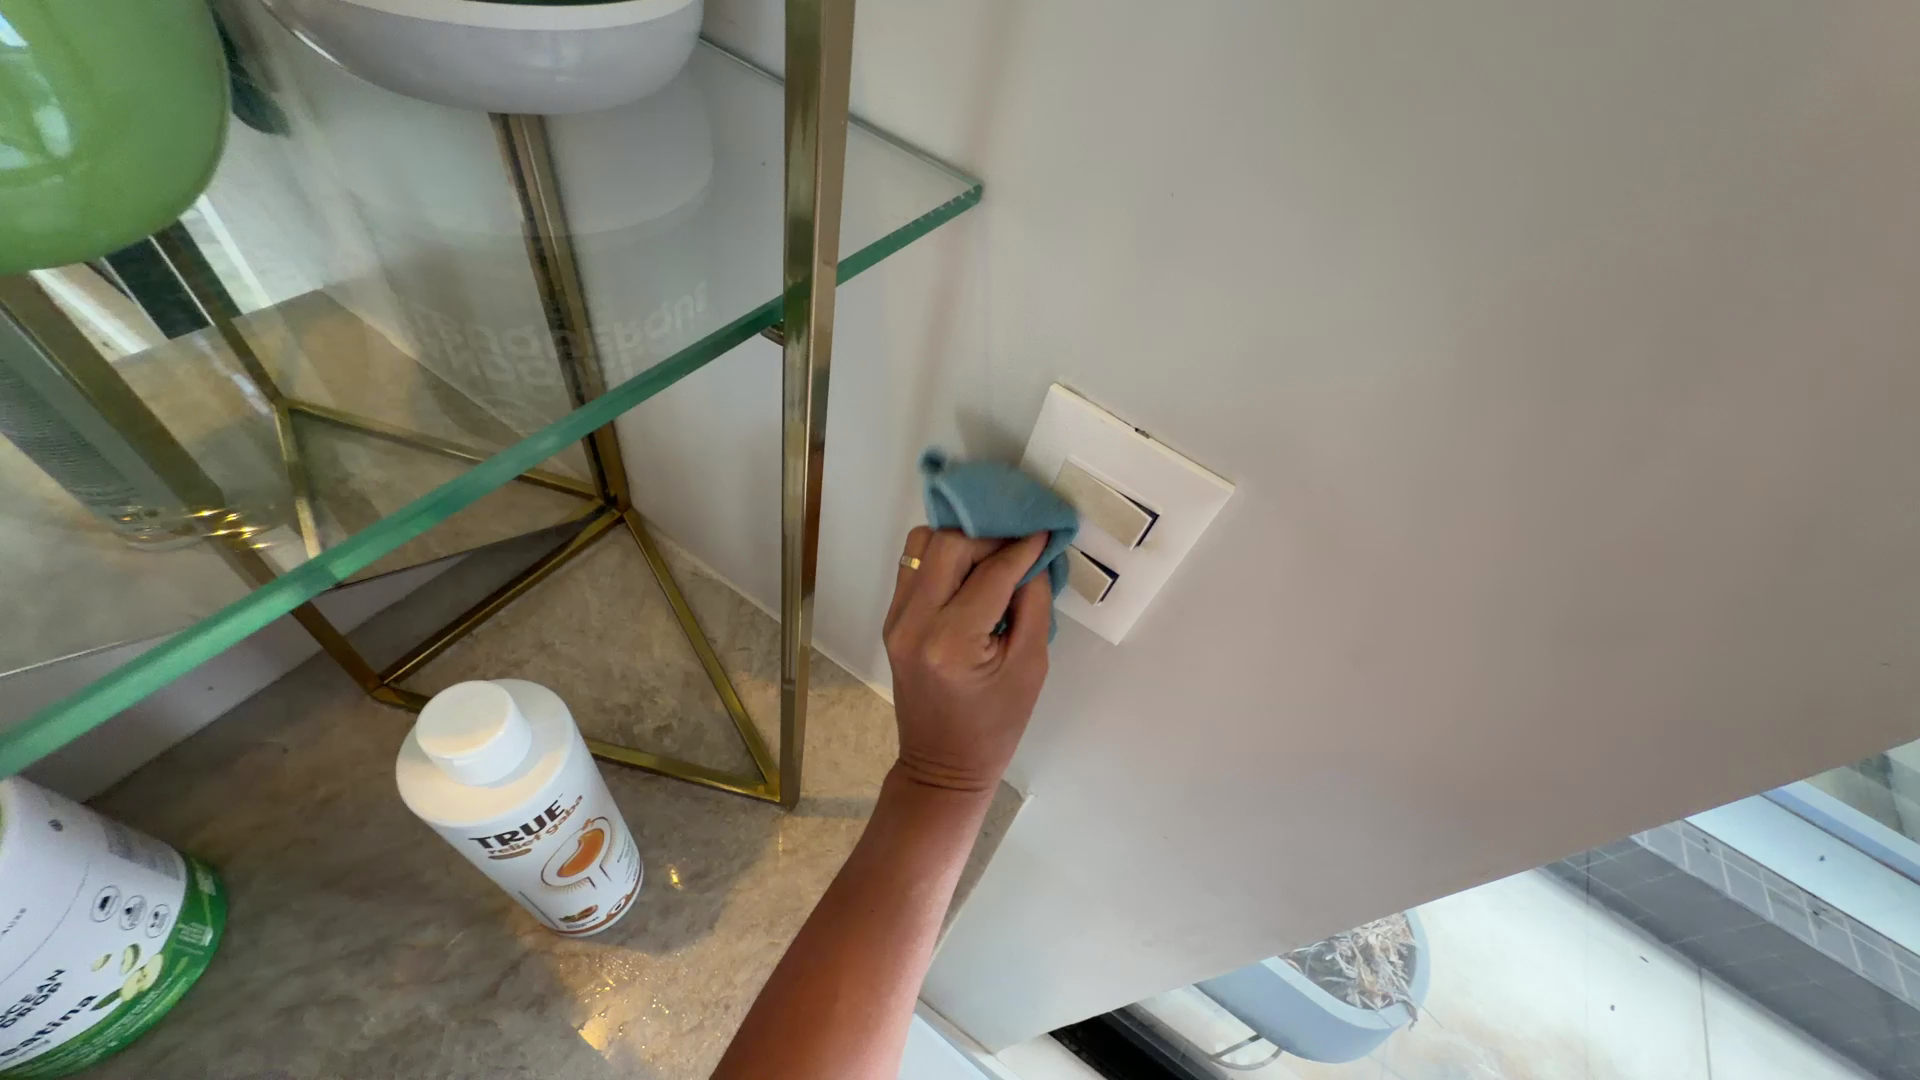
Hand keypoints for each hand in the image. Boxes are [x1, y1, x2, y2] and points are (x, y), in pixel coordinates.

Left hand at [882, 527, 1052, 794]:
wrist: (943, 766)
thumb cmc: (996, 725)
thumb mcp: (1031, 665)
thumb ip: (1032, 602)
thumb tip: (1033, 555)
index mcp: (952, 642)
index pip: (991, 572)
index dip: (1022, 547)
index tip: (1044, 530)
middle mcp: (914, 623)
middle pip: (947, 545)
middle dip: (988, 536)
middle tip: (1018, 543)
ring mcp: (895, 620)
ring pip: (922, 546)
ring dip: (960, 540)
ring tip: (992, 553)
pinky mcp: (891, 620)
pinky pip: (914, 566)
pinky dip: (943, 557)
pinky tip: (970, 568)